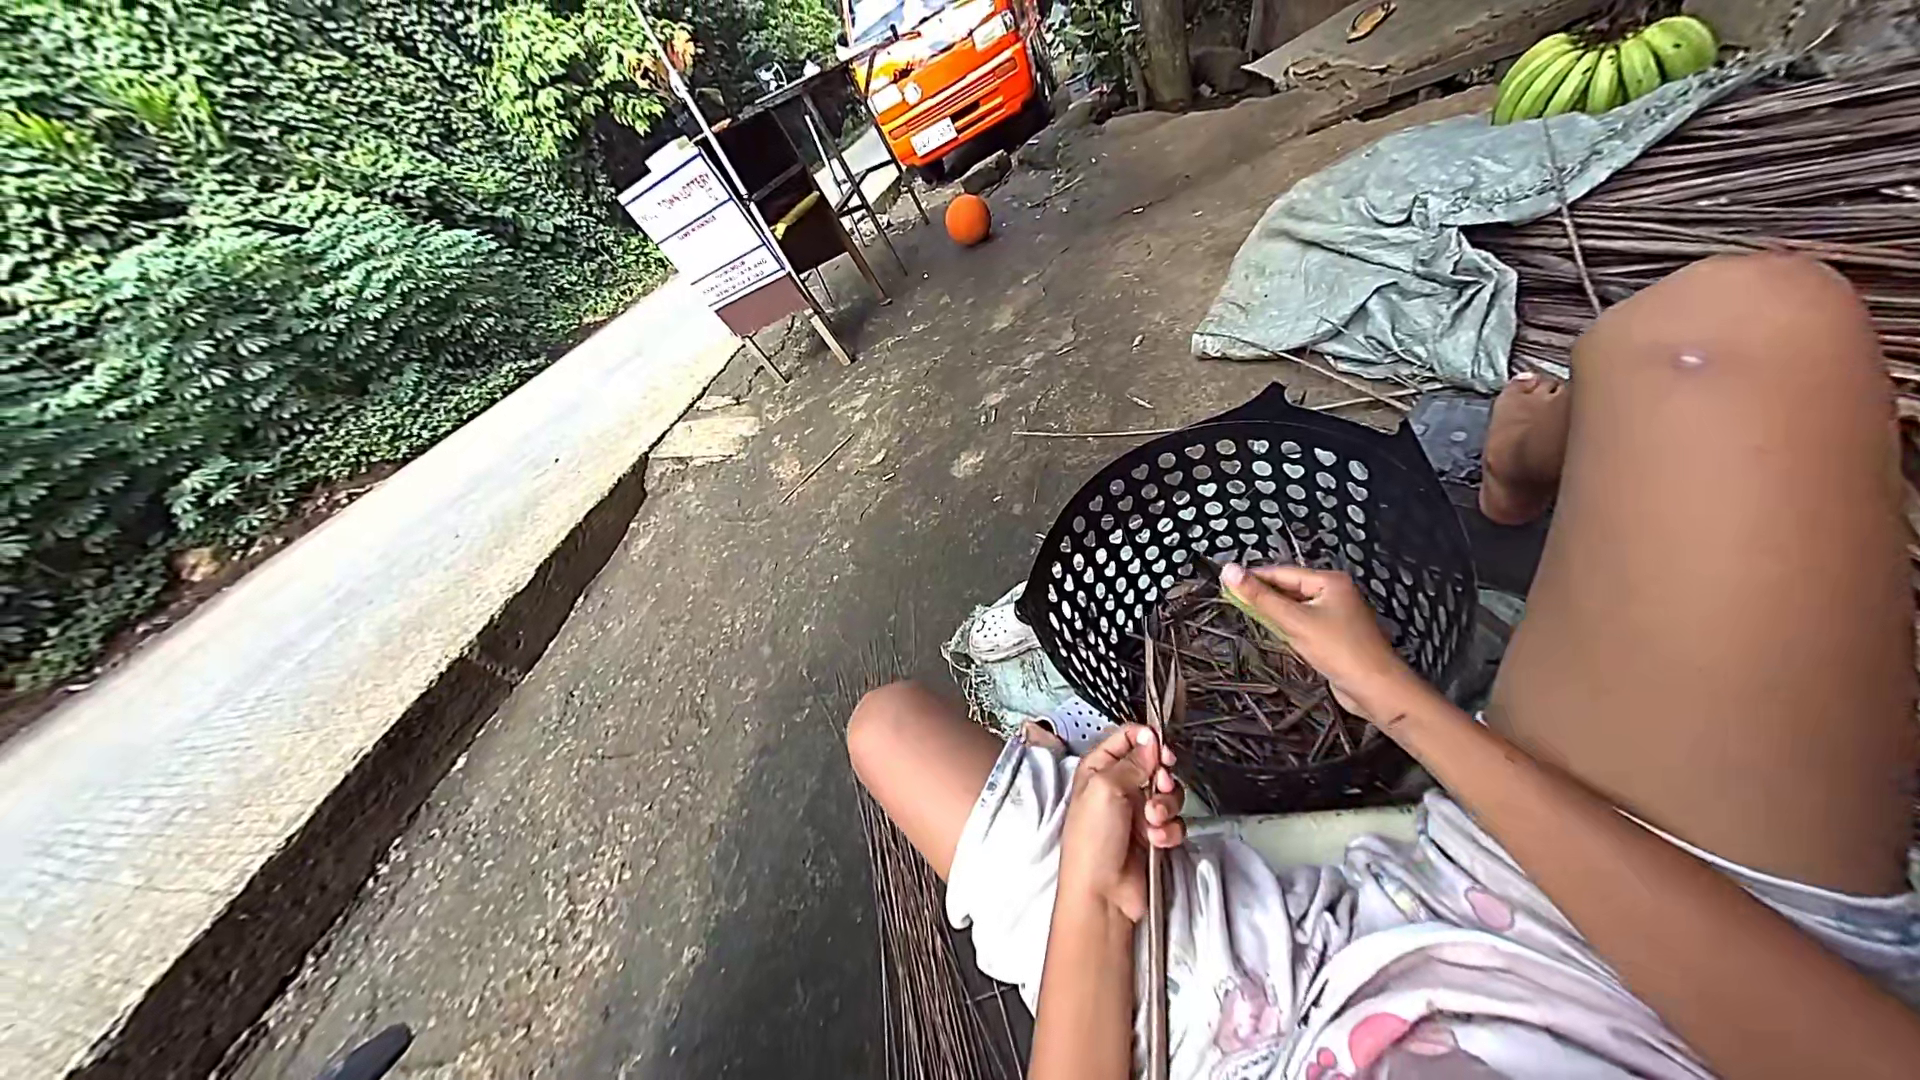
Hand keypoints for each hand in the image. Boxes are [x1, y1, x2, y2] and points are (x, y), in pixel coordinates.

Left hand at [1057, 725, 1184, 922]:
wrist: (1102, 893)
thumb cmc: (1092, 839)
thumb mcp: (1106, 788)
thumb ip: (1132, 762)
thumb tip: (1150, 739)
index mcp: (1098, 768)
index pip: (1126, 738)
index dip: (1146, 740)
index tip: (1161, 749)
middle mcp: (1117, 786)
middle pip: (1153, 764)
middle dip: (1161, 776)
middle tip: (1159, 785)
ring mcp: (1135, 810)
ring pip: (1167, 793)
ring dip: (1166, 806)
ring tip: (1152, 821)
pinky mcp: (1151, 834)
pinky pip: (1173, 822)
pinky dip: (1169, 830)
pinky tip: (1156, 840)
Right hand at [1221, 562, 1432, 724]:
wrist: (1376, 689)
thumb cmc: (1340, 651)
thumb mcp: (1293, 620)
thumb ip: (1259, 596)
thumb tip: (1229, 570)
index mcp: (1329, 580)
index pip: (1280, 572)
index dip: (1252, 578)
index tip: (1224, 584)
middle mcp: (1334, 592)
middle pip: (1287, 587)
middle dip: (1263, 596)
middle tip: (1233, 602)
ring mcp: (1335, 613)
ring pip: (1293, 605)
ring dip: (1274, 612)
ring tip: (1250, 618)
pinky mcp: (1333, 633)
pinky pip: (1302, 621)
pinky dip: (1287, 625)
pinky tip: (1276, 633)